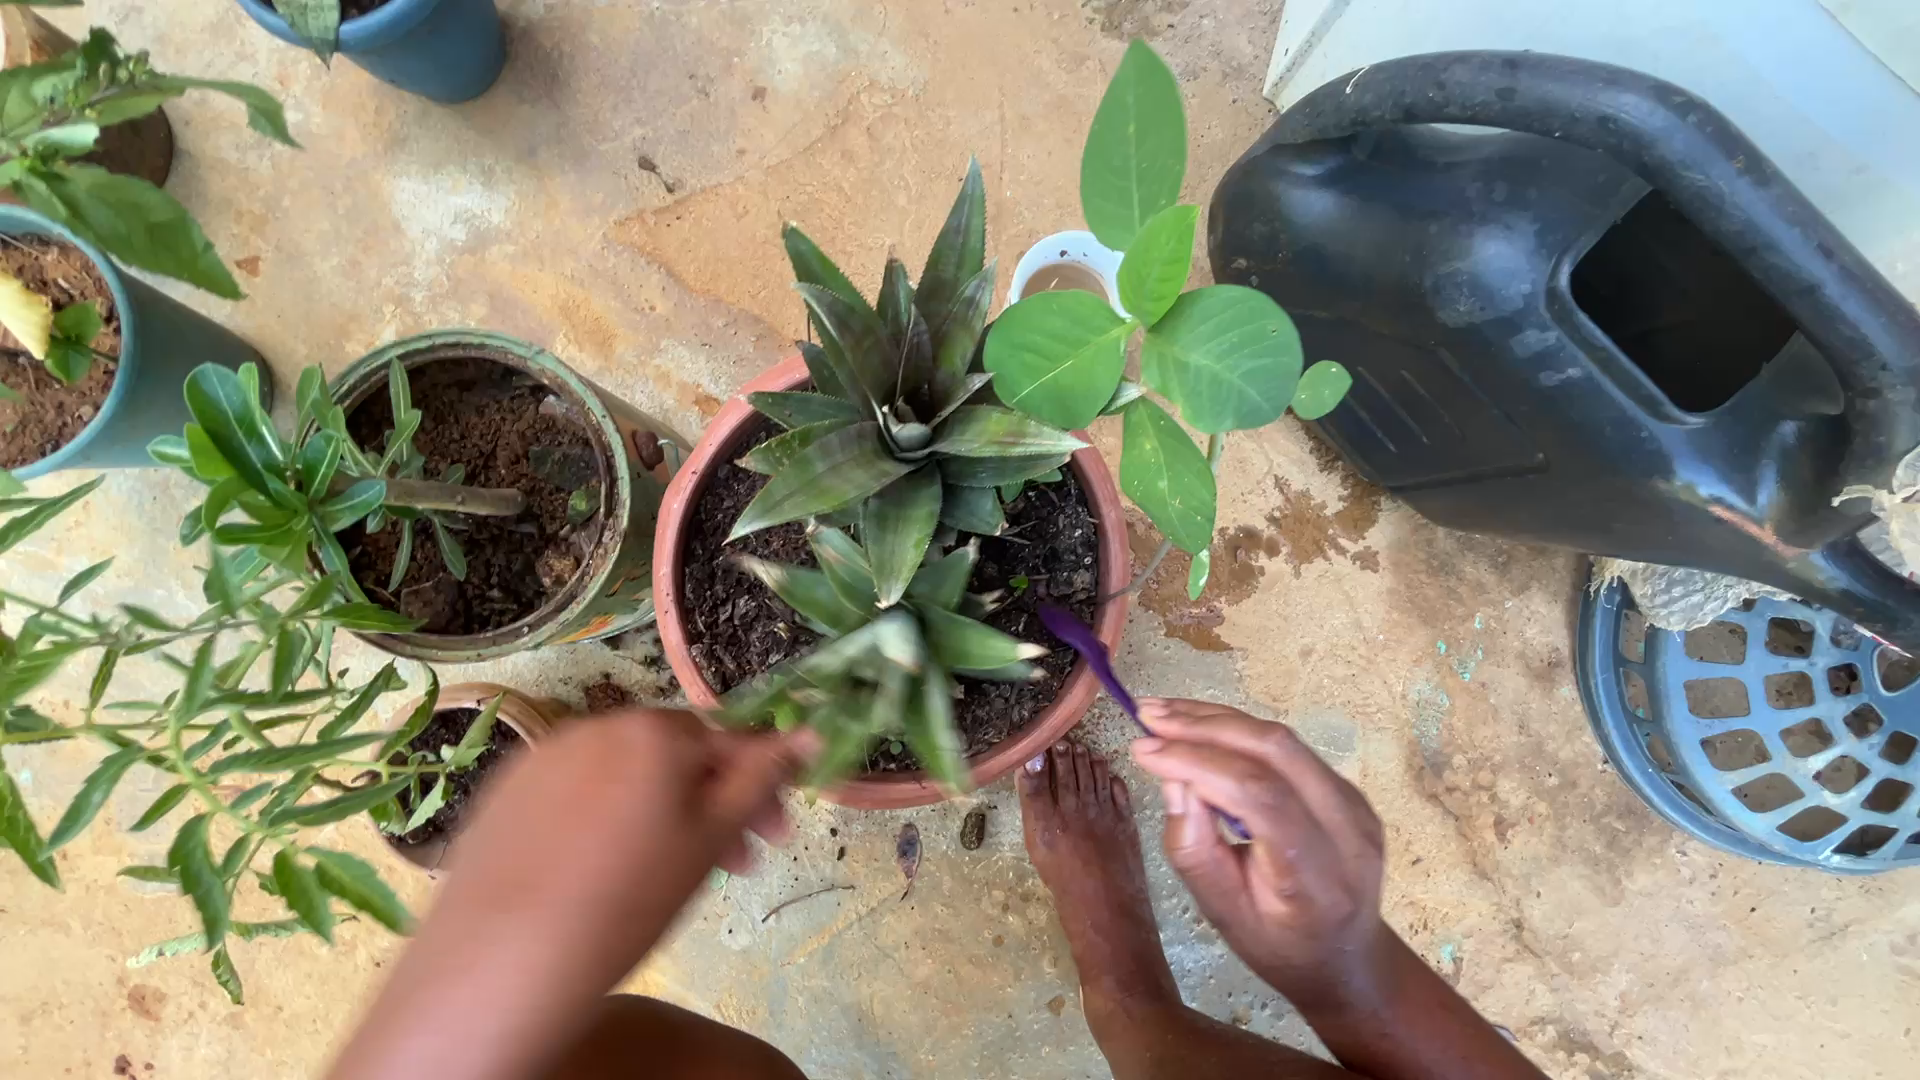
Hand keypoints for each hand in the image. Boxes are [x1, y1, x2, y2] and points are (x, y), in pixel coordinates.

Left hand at [327, 709, 816, 1079]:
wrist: (491, 973)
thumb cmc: (625, 902)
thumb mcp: (710, 840)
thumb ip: (762, 778)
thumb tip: (810, 731)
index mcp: (656, 730)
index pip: (731, 741)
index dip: (763, 786)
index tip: (776, 832)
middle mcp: (600, 724)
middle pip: (679, 758)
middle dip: (715, 805)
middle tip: (736, 863)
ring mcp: (547, 755)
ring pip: (630, 776)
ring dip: (667, 812)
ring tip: (674, 874)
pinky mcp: (506, 791)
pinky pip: (579, 792)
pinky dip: (610, 818)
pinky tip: (607, 871)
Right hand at [1130, 698, 1388, 1004]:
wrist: (1346, 958)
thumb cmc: (1277, 945)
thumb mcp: (1222, 914)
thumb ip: (1194, 849)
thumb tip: (1174, 779)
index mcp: (1317, 876)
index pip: (1260, 795)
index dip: (1198, 762)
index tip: (1142, 750)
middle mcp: (1347, 828)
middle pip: (1274, 751)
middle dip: (1203, 727)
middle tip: (1147, 716)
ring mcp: (1352, 802)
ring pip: (1279, 738)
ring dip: (1214, 719)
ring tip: (1160, 712)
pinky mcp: (1344, 787)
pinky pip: (1284, 745)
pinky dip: (1233, 728)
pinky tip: (1194, 724)